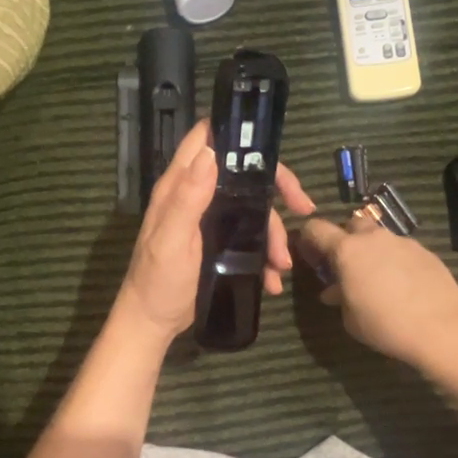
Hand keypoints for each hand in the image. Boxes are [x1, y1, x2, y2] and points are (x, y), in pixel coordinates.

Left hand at [114, 120, 315, 343]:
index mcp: (179, 186)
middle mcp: (196, 195)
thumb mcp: (171, 240)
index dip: (238, 135)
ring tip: (282, 265)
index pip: (207, 140)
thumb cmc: (157, 282)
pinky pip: (251, 238)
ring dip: (274, 234)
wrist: (153, 323)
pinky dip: (266, 255)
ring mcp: (209, 220)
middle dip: (277, 189)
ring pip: (253, 210)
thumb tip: (210, 151)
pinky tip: (272, 279)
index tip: (272, 150)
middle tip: (303, 207)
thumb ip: (187, 198)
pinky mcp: (219, 243)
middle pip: (243, 174)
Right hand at [296, 214, 457, 366]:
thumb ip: (339, 297)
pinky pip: (401, 250)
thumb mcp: (350, 318)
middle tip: (346, 267)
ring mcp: (403, 242)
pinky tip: (402, 286)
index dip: (309, 239)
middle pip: (352, 225)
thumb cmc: (385, 324)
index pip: (317, 229)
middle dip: (345, 240)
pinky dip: (395, 261)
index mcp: (347, 250)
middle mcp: (374, 238)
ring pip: (379, 238)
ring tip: (377, 280)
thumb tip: (335, 290)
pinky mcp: (426, 252)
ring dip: (372, 252)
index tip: (311, 256)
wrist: (442, 328)